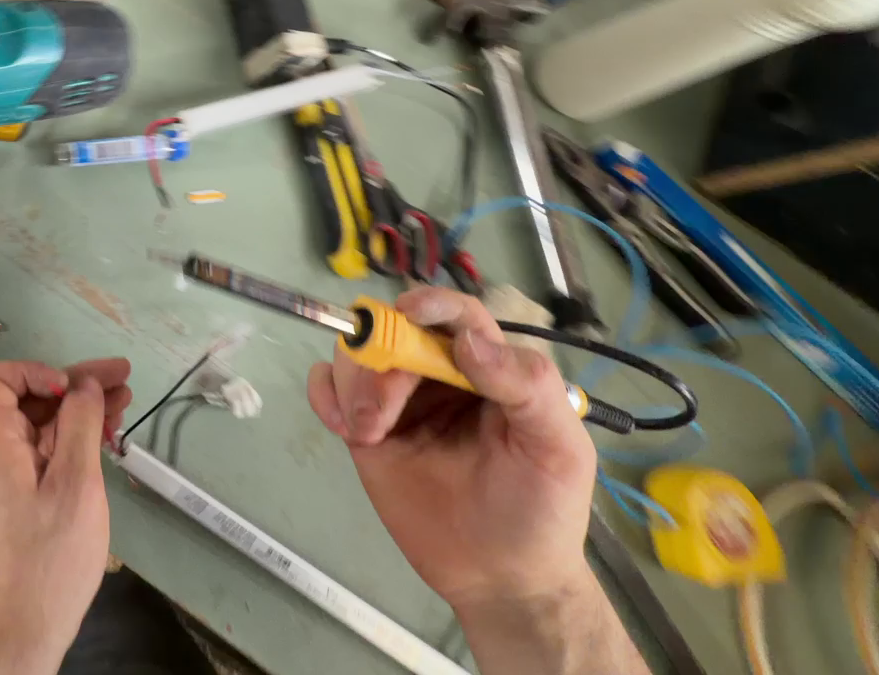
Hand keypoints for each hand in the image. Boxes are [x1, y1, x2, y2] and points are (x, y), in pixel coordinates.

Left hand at [0, 358, 130, 673]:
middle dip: (74, 383)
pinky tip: (109, 431)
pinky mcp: (26, 492)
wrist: (30, 623)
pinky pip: (48, 448)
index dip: (33, 372)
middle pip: (29, 398)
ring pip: (43, 422)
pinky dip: (77, 434)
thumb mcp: (74, 482)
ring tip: (125, 398)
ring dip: (82, 407)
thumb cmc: (52, 551)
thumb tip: (83, 383)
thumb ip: (79, 424)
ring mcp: (12, 472)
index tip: (72, 390)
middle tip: (122, 377)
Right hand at [307, 288, 595, 610]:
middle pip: (391, 331)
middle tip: (378, 416)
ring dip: (351, 386)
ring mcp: (394, 398)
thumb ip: (529, 389)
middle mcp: (436, 374)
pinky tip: (340, 427)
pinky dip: (321, 393)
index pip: (457, 315)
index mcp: (487, 368)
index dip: (430, 303)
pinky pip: (325, 383)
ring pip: (353, 353)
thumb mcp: (557, 450)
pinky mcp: (361, 422)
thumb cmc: (539, 510)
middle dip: (378, 364)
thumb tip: (469, 342)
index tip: (407, 314)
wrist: (496, 576)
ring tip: (367, 434)